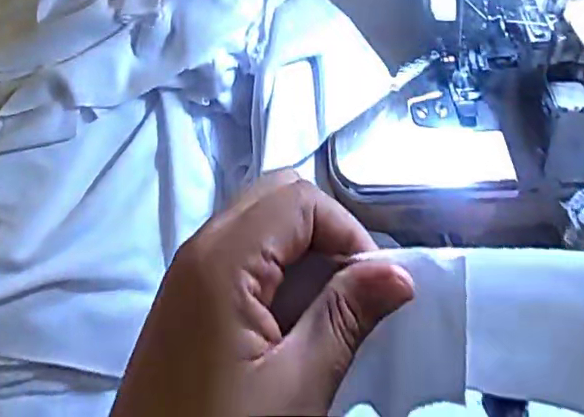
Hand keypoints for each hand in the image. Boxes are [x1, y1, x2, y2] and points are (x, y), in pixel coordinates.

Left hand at [111, 173, 414, 416]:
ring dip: (302, 246)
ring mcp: (186, 273)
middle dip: (324, 228)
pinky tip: (291, 317)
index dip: (345, 229)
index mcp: (221, 259)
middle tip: (350, 285)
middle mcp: (199, 248)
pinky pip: (242, 250)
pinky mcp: (184, 301)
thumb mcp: (295, 389)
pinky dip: (277, 264)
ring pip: (260, 219)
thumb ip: (346, 316)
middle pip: (277, 195)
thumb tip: (400, 272)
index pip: (301, 199)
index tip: (370, 282)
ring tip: (326, 304)